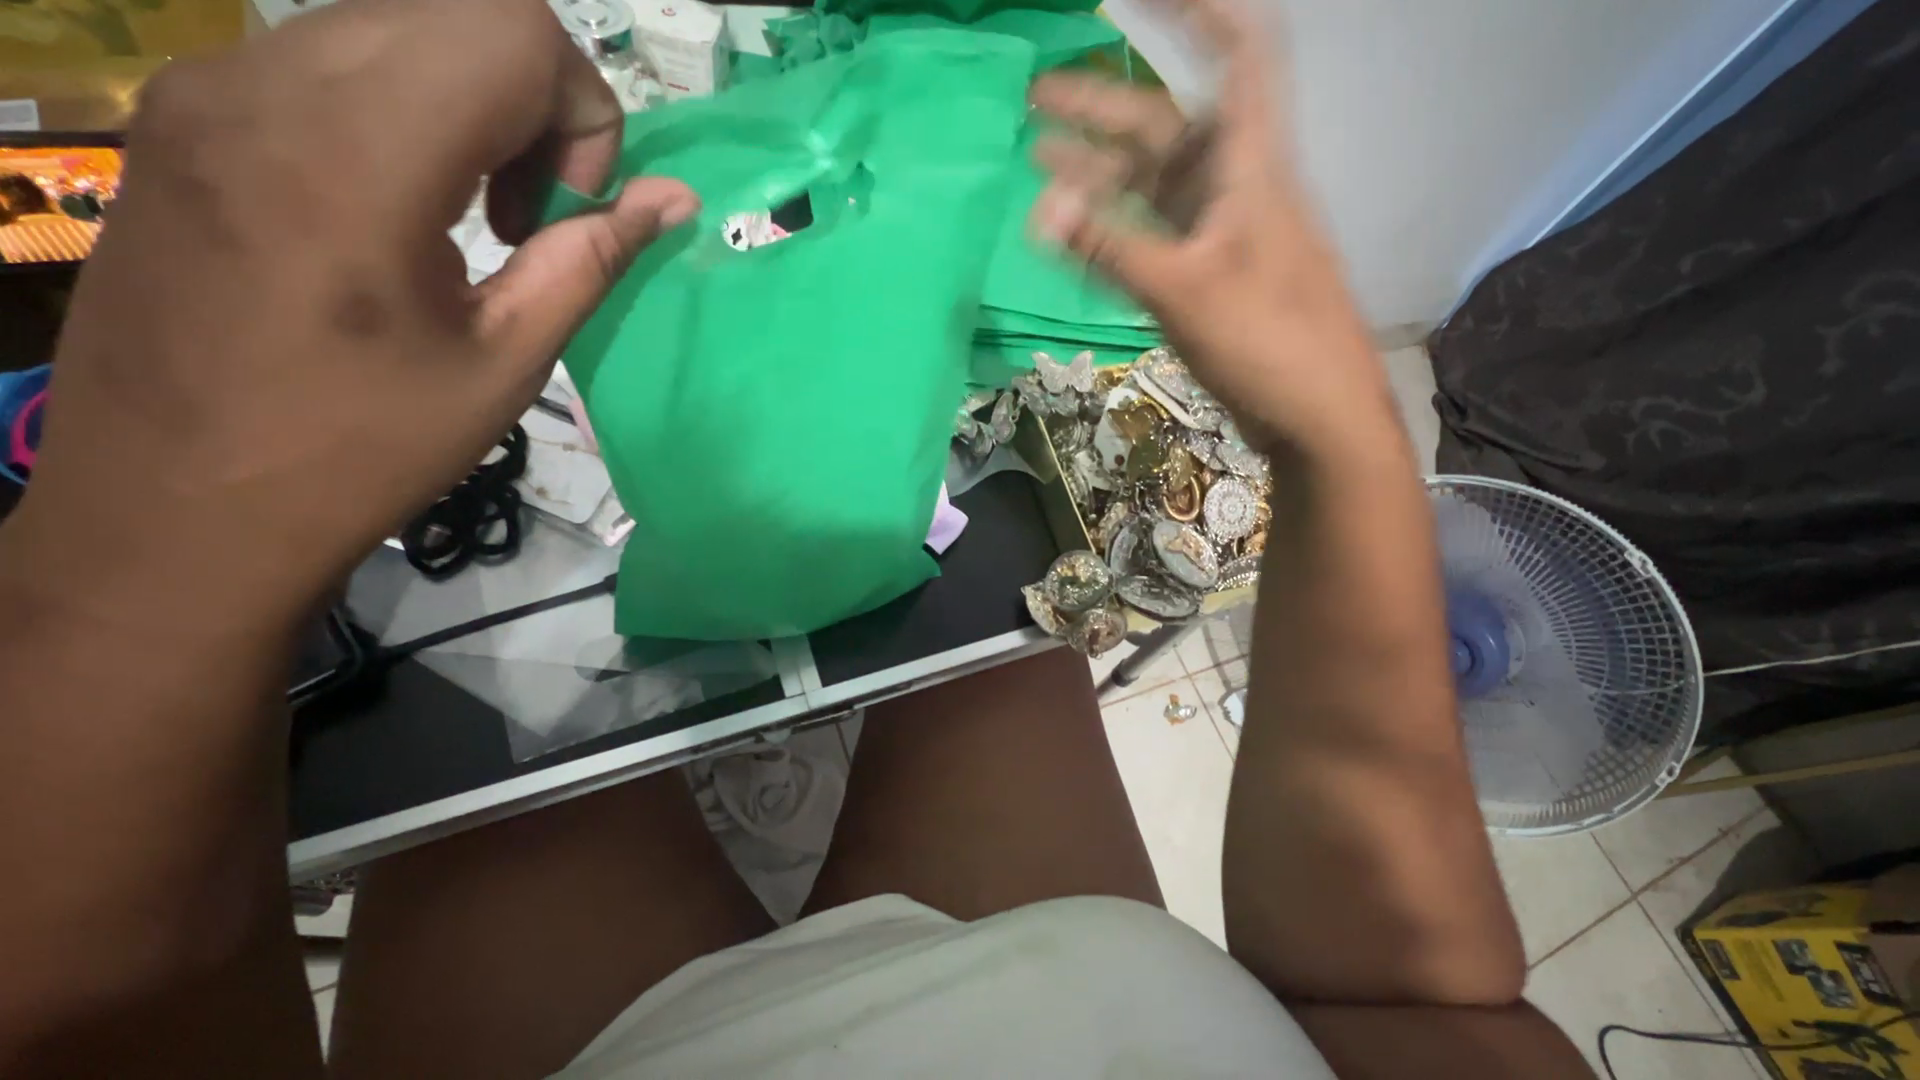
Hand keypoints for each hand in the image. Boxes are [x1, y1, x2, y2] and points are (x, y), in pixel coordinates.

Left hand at [3, 0, 695, 629]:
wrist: (173, 507)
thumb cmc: (360, 451)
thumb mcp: (505, 363)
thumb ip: (591, 258)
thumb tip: (673, 199)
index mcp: (360, 155)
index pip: (515, 32)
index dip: (582, 111)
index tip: (568, 210)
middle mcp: (270, 83)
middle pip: (462, 11)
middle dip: (533, 100)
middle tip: (528, 213)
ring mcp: (209, 86)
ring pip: (394, 23)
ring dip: (469, 100)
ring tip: (466, 216)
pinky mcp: (180, 111)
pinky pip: (326, 57)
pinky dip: (401, 107)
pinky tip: (392, 209)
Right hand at [1028, 0, 1390, 451]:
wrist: (1319, 413)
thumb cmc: (1270, 340)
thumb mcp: (1184, 288)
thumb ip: (1108, 248)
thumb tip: (1037, 211)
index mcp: (1251, 162)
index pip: (1240, 53)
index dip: (1198, 11)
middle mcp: (1234, 181)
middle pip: (1166, 121)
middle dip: (1102, 105)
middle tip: (1036, 98)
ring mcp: (1218, 229)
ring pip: (1151, 180)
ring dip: (1097, 168)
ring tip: (1037, 155)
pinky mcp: (1207, 271)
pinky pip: (1149, 231)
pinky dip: (1109, 225)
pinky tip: (1069, 226)